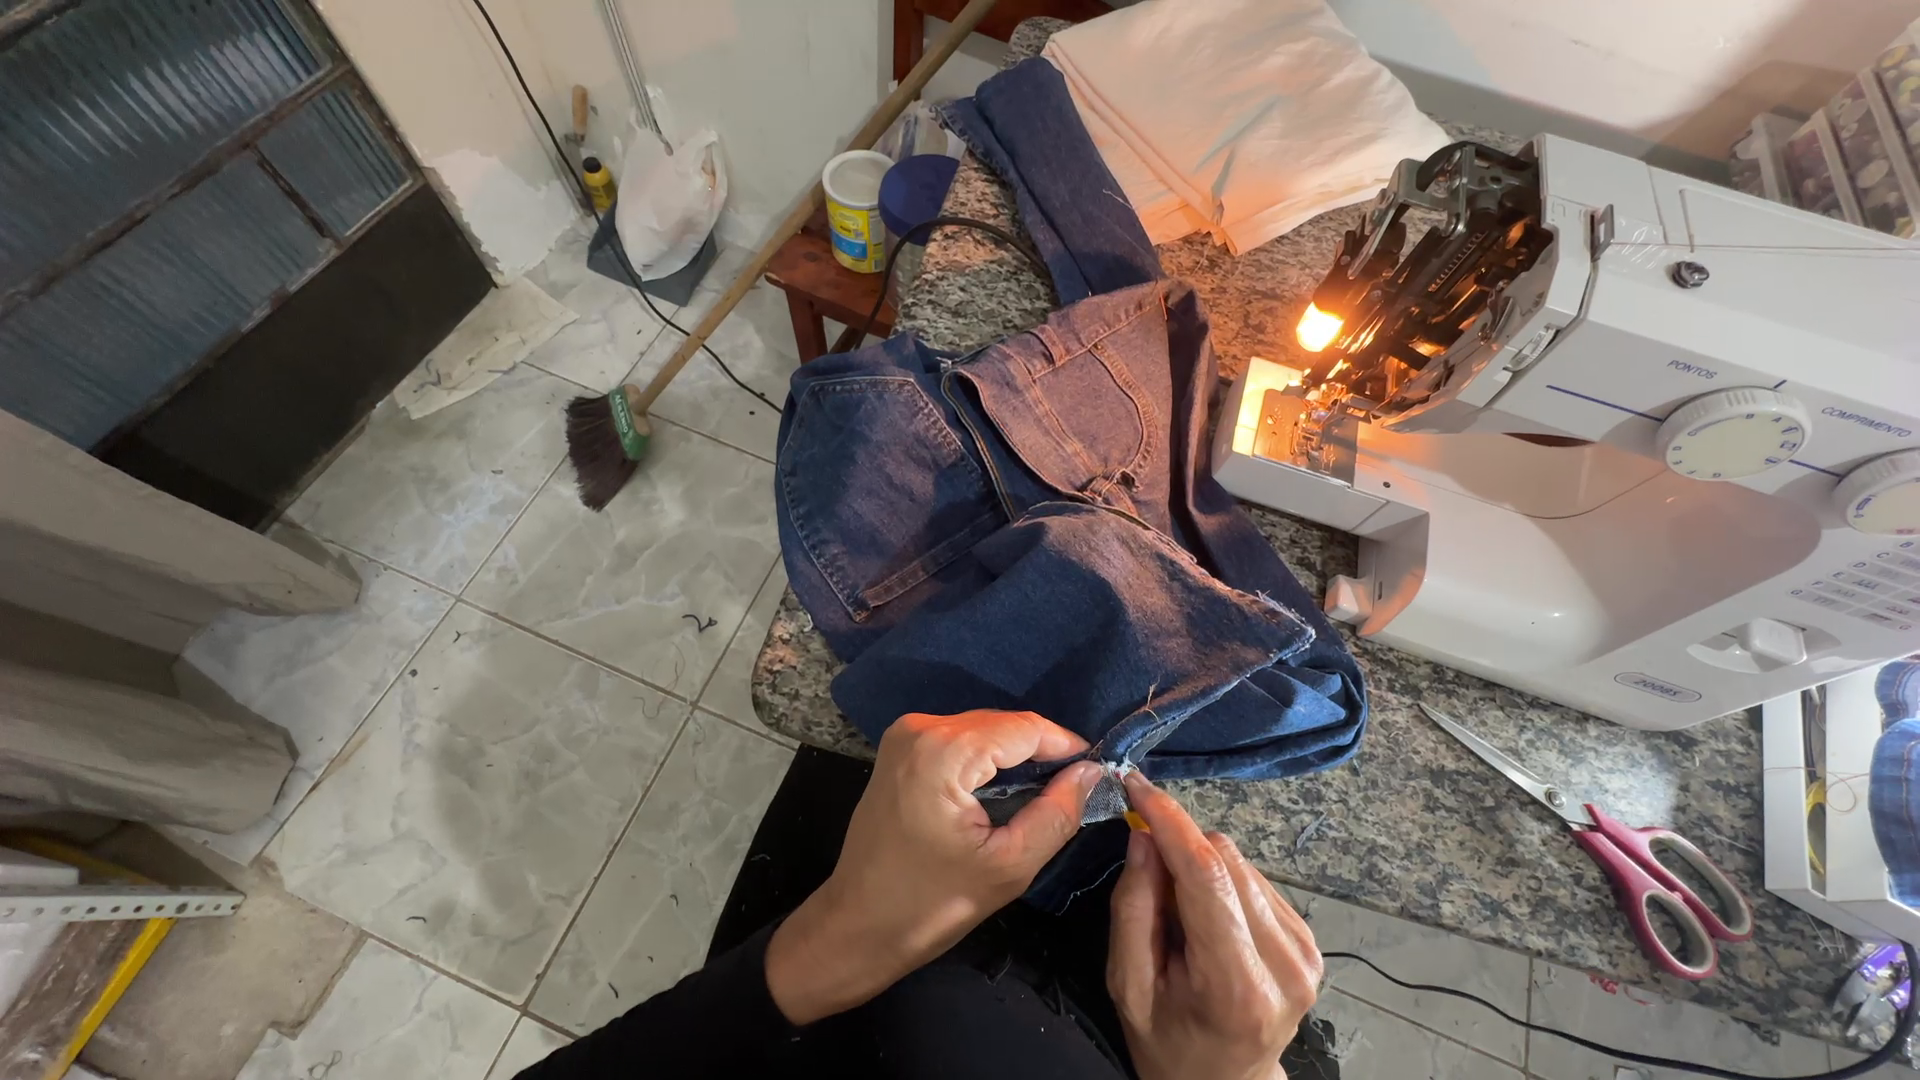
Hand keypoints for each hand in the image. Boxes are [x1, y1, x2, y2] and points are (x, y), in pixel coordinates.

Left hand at [765, 709, 1102, 1023]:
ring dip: (1015, 754)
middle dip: (1041, 750)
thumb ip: (1057, 813)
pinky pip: (959, 738)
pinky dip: (987, 757)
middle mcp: (921, 727)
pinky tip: (1006, 789)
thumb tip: (1092, 771)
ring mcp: (905, 733)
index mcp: (944, 750)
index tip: (1098, 770)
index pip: (1024, 727)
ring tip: (1048, 790)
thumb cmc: (932, 903)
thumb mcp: (1008, 866)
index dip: (1066, 744)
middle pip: (1001, 724)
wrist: (857, 924)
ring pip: (982, 729)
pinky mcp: (900, 747)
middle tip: (1076, 786)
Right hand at [1108, 772, 1321, 1079]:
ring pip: (1240, 859)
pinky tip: (1206, 912)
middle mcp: (1285, 963)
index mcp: (1236, 984)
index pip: (1206, 876)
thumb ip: (1133, 906)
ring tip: (1177, 907)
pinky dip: (1220, 877)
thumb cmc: (1166, 1039)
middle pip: (1224, 859)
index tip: (1135, 783)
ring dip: (1198, 862)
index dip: (1169, 820)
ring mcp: (1307, 951)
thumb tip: (1144, 834)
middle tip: (1147, 873)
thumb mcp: (1128, 983)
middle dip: (1177, 845)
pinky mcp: (1310, 939)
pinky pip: (1254, 874)